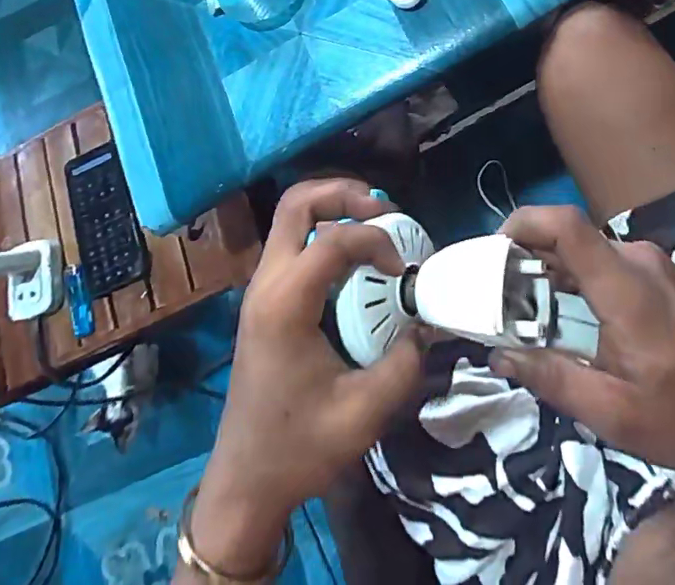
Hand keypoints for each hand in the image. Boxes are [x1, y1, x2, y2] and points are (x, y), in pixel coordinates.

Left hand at [189, 179, 425, 575]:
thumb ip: (404, 364)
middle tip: (384, 210)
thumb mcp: (363, 414)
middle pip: (296, 203)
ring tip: (374, 222)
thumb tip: (430, 324)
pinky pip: (291, 242)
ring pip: (289, 216)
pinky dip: (324, 231)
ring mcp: (259, 288)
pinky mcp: (264, 299)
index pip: (331, 240)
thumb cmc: (298, 448)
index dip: (375, 241)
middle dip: (343, 193)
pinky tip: (354, 256)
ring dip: (332, 207)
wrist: (245, 481)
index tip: (402, 268)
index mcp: (284, 304)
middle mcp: (265, 284)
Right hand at [490, 206, 674, 472]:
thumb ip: (555, 380)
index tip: (492, 252)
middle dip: (524, 260)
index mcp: (623, 286)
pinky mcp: (659, 275)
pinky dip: (575, 283)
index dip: (521, 224)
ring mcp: (650, 264)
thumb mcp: (620, 416)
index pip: (564, 224)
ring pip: (584, 253)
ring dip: (549, 275)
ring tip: (527, 316)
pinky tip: (569, 321)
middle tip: (498, 300)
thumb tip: (501, 356)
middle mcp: (635, 259)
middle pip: (566, 238)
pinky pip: (604, 266)